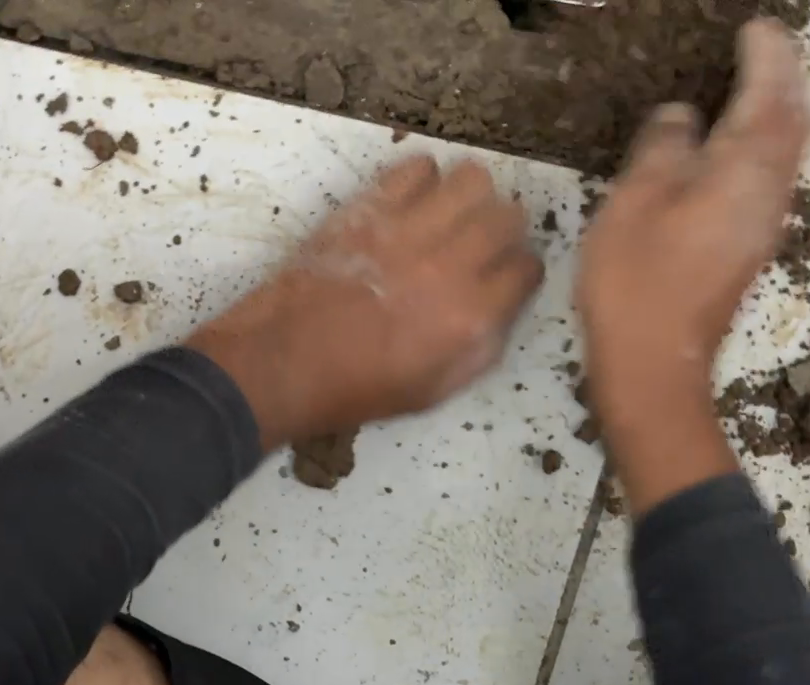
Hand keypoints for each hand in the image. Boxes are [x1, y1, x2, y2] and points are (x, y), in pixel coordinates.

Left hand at [186, 157, 544, 449]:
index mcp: (469, 317)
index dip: (517, 275)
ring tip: (445, 221)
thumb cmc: (353, 389)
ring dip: (468, 198)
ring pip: (474, 178)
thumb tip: (500, 312)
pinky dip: (421, 181)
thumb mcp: (431, 392)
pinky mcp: (369, 207)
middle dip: (501, 232)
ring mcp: (408, 229)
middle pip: (509, 215)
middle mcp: (449, 265)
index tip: (500, 281)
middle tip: (474, 250)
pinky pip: (417, 167)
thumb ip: (479, 351)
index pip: (528, 268)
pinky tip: (407, 208)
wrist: (281, 364)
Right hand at [575, 18, 809, 512]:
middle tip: (758, 56)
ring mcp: (765, 225)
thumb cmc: (637, 281)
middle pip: (793, 118)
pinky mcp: (747, 252)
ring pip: (784, 152)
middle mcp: (772, 189)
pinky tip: (727, 159)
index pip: (769, 89)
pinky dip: (756, 153)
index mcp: (747, 165)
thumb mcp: (633, 203)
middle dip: (782, 80)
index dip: (764, 53)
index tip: (752, 28)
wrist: (654, 365)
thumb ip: (662, 148)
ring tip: (746, 97)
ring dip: (773, 116)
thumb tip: (682, 115)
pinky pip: (765, 181)